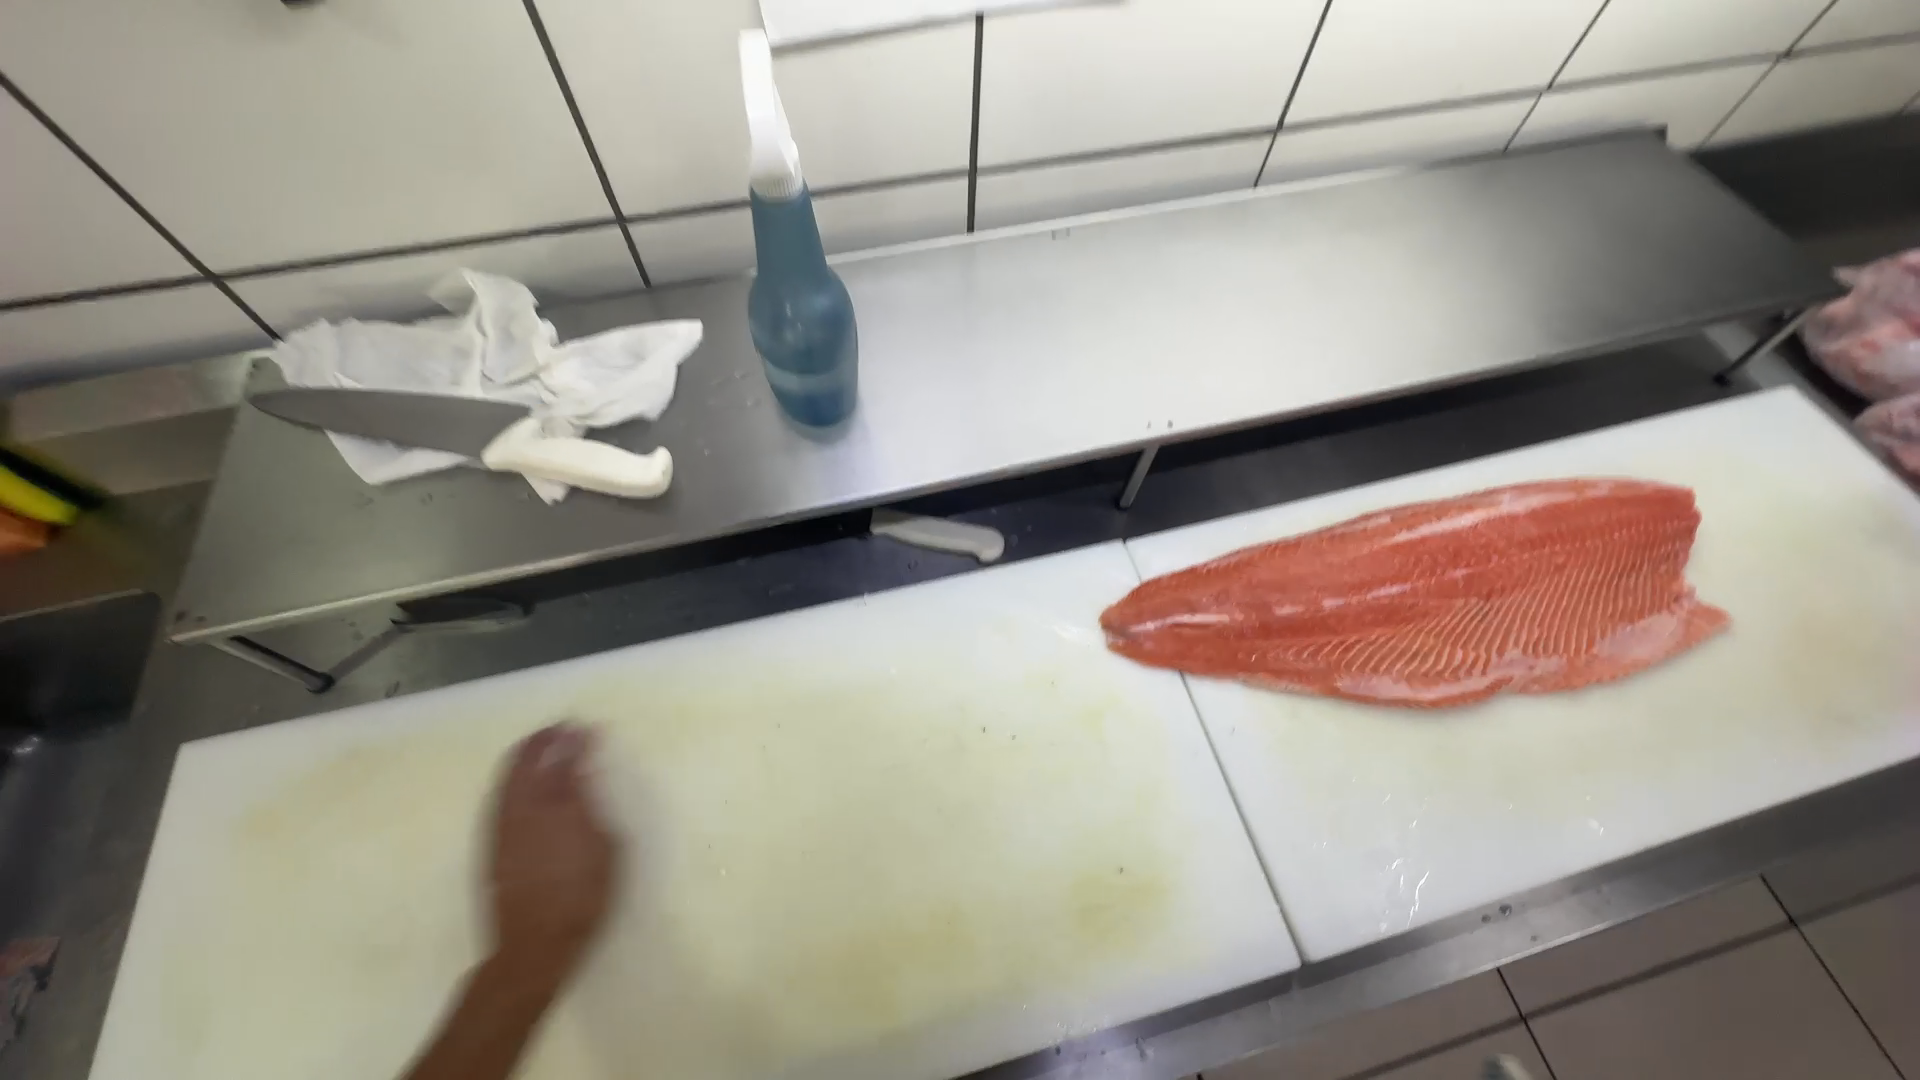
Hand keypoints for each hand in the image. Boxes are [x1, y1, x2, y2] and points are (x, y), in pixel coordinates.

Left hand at [486, 723, 616, 991]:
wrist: (533, 947)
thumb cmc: (583, 897)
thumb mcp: (604, 846)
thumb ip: (590, 804)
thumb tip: (581, 771)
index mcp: (557, 808)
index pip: (563, 760)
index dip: (574, 740)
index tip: (585, 726)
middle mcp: (523, 811)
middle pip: (525, 762)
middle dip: (542, 740)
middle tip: (560, 728)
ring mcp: (501, 828)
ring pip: (506, 778)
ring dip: (523, 756)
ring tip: (540, 745)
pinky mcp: (491, 846)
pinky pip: (499, 797)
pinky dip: (512, 779)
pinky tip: (522, 782)